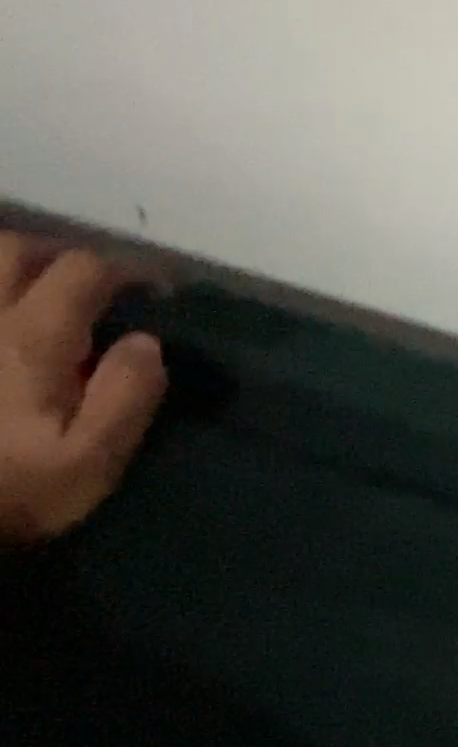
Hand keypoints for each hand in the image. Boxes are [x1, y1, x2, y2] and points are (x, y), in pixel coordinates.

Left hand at [0, 233, 167, 545]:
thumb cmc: (6, 496)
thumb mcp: (90, 461)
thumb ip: (128, 395)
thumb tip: (145, 340)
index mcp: (28, 342)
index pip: (84, 271)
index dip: (128, 271)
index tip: (155, 292)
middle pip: (12, 250)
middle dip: (59, 255)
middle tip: (90, 284)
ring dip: (6, 266)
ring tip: (32, 290)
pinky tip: (4, 316)